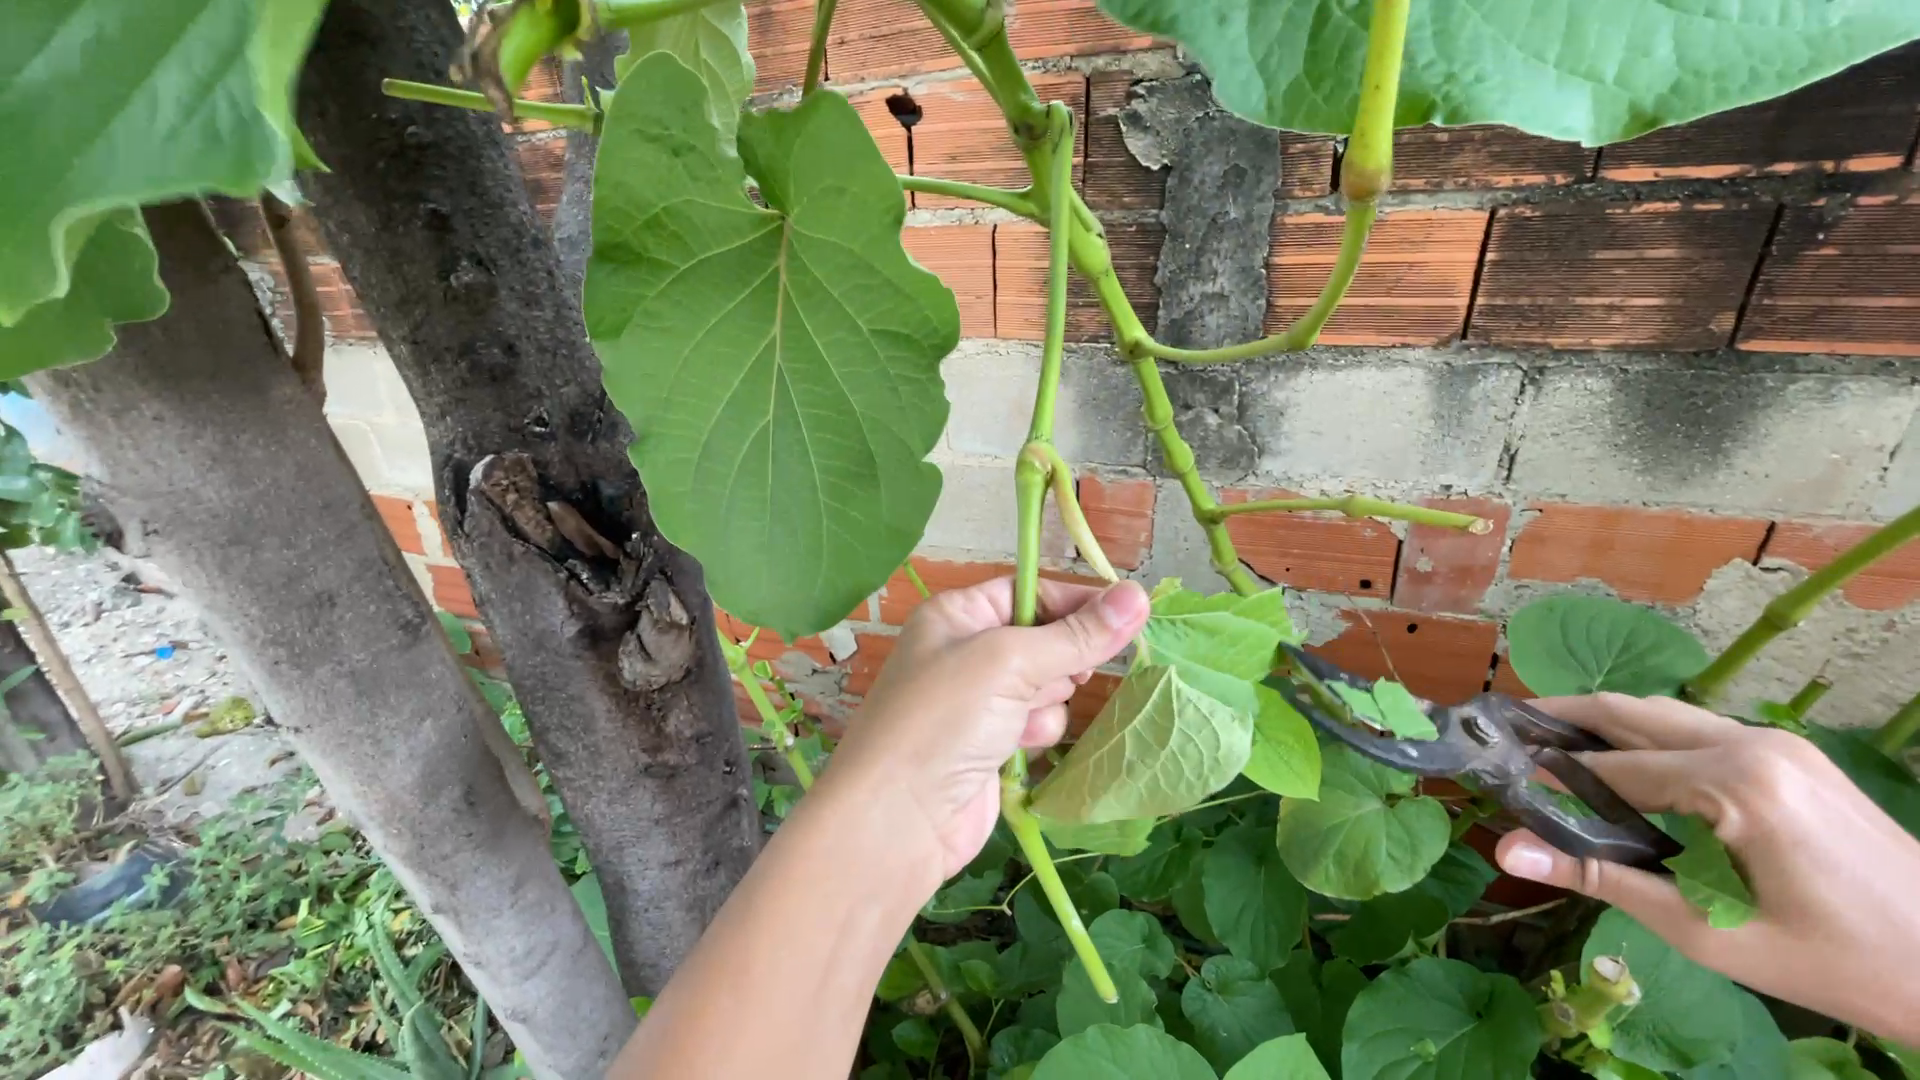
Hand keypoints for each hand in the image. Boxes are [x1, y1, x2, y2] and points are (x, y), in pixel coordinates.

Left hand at [818, 577, 1148, 881]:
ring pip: (1047, 683)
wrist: (898, 818)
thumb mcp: (1010, 662)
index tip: (1127, 613)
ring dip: (1048, 699)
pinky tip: (1018, 745)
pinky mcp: (992, 742)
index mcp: (957, 615)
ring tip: (1023, 715)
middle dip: (1060, 658)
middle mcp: (966, 650)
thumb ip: (1076, 634)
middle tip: (1067, 673)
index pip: (1029, 590)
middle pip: (1043, 637)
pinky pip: (1038, 721)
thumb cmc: (944, 719)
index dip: (1075, 601)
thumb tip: (1138, 595)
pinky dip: (1037, 731)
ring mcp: (978, 699)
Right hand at [1494, 693, 1919, 1043]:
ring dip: (1599, 724)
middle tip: (1501, 735)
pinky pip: (1696, 729)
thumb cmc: (1840, 963)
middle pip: (1627, 712)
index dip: (1548, 778)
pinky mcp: (1794, 756)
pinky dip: (1643, 737)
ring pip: (1661, 713)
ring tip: (1546, 744)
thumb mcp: (1709, 933)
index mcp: (1735, 782)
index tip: (1497, 785)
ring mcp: (1780, 744)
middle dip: (1559, 720)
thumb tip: (1506, 850)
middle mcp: (1753, 744)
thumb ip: (1601, 879)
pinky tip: (1621, 764)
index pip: (1610, 768)